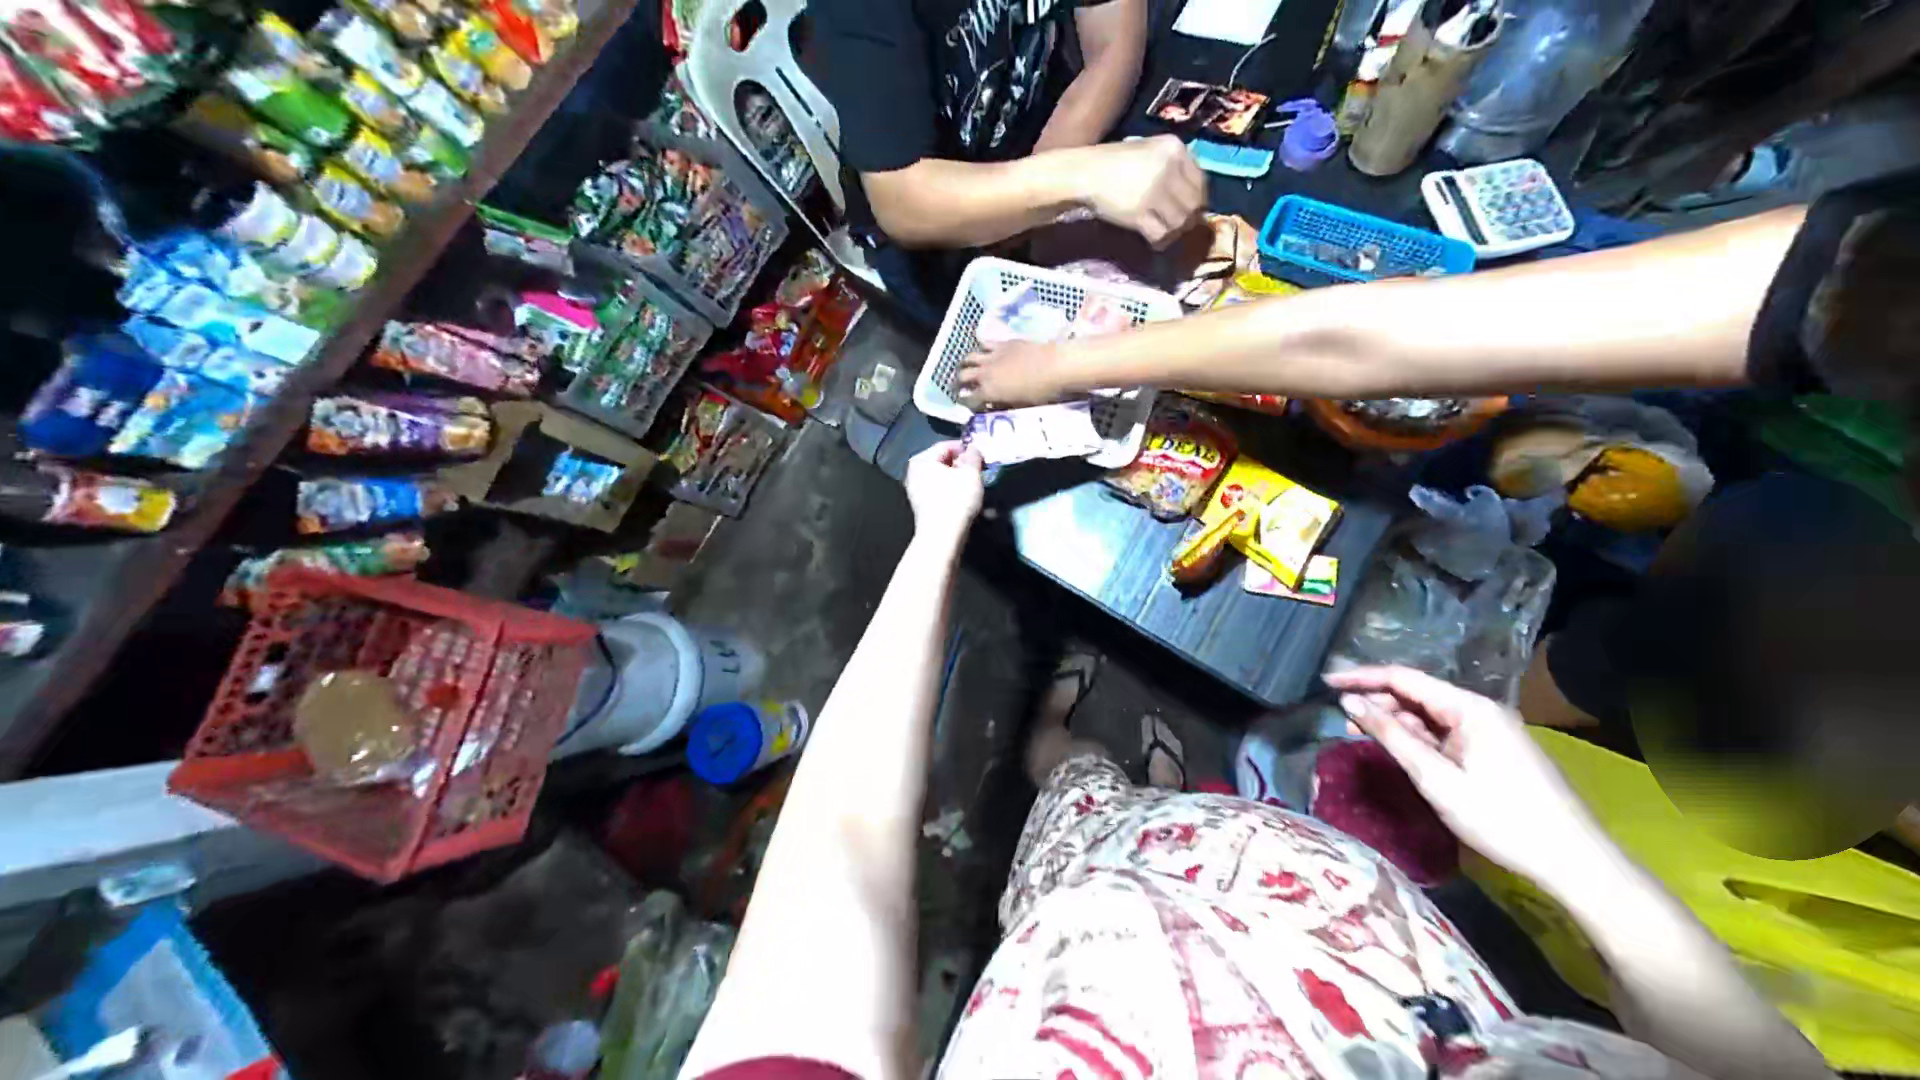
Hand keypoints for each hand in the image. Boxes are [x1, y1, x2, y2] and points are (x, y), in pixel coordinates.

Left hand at [905, 441, 984, 544]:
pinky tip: (963, 499)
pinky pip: (939, 491)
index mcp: (921, 459)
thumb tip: (973, 449)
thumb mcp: (971, 473)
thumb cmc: (956, 499)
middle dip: (961, 465)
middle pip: (942, 462)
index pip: (946, 446)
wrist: (942, 535)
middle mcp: (913, 473)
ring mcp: (915, 491)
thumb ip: (973, 456)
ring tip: (974, 485)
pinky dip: (951, 491)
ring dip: (958, 479)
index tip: (981, 456)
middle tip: (979, 471)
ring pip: (941, 478)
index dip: (966, 449)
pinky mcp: (921, 507)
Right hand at [955, 340, 1072, 409]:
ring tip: (967, 367)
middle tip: (960, 385)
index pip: (968, 399)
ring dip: (965, 364)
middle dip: (958, 382)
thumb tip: (995, 403)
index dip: (965, 402)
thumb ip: (1004, 404)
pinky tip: (983, 349)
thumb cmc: (1041, 392)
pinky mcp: (1002, 344)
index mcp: (988, 392)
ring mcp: (992, 356)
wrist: (1054, 366)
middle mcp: (985, 373)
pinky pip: (985, 344)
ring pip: (969, 358)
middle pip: (963, 376)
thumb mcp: (1020, 405)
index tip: (966, 402)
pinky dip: (981, 347)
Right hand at [1081, 136, 1206, 249]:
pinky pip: (1159, 233)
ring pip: (1178, 221)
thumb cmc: (1115, 162)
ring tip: (1166, 234)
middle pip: (1192, 203)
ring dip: (1174, 232)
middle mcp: (1168, 168)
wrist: (1086, 172)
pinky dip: (1160, 241)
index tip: (1189, 209)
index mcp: (1174, 148)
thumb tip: (1190, 192)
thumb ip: (1171, 164)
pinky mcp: (1139, 213)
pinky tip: (1155, 242)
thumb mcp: (1149, 150)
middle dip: (1188, 219)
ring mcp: (1154, 192)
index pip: (1199, 181)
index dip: (1197, 199)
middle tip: (1179, 227)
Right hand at [1325, 665, 1608, 889]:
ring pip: (1426, 714)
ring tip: (1358, 734)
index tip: (1325, 682)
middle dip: (1375, 701)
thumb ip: (1390, 735)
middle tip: (1340, 719)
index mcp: (1469, 708)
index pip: (1403, 678)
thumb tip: (1349, 703)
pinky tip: (1395, 748)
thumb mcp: (1435, 777)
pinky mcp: (1491, 749)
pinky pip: (1442, 732)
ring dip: (1392, 721)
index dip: (1361, 677)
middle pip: (1414, 694)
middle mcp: (1479, 710)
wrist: (1575, 862)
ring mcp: (1487, 730)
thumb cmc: (1502, 818)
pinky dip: (1414, 737)